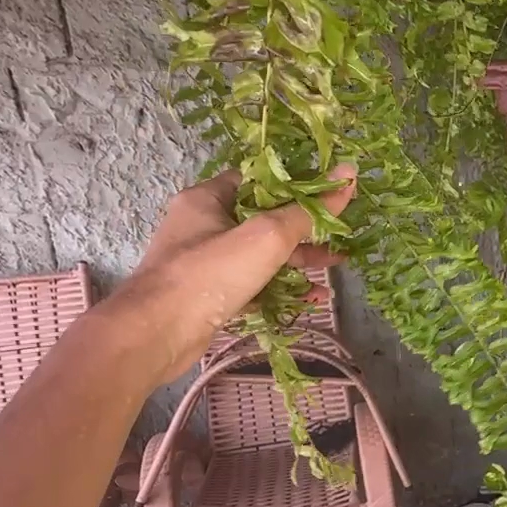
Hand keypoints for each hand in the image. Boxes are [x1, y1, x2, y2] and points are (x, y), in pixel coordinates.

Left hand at [98, 167, 356, 386]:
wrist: (157, 333)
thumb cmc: (210, 273)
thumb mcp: (268, 236)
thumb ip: (309, 209)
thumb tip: (349, 173)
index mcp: (208, 199)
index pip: (258, 180)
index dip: (295, 185)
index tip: (329, 194)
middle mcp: (204, 226)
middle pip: (264, 219)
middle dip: (305, 229)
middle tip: (339, 235)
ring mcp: (207, 262)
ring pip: (262, 254)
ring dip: (299, 261)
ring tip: (335, 268)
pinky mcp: (212, 294)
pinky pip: (256, 284)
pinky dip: (284, 289)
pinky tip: (314, 298)